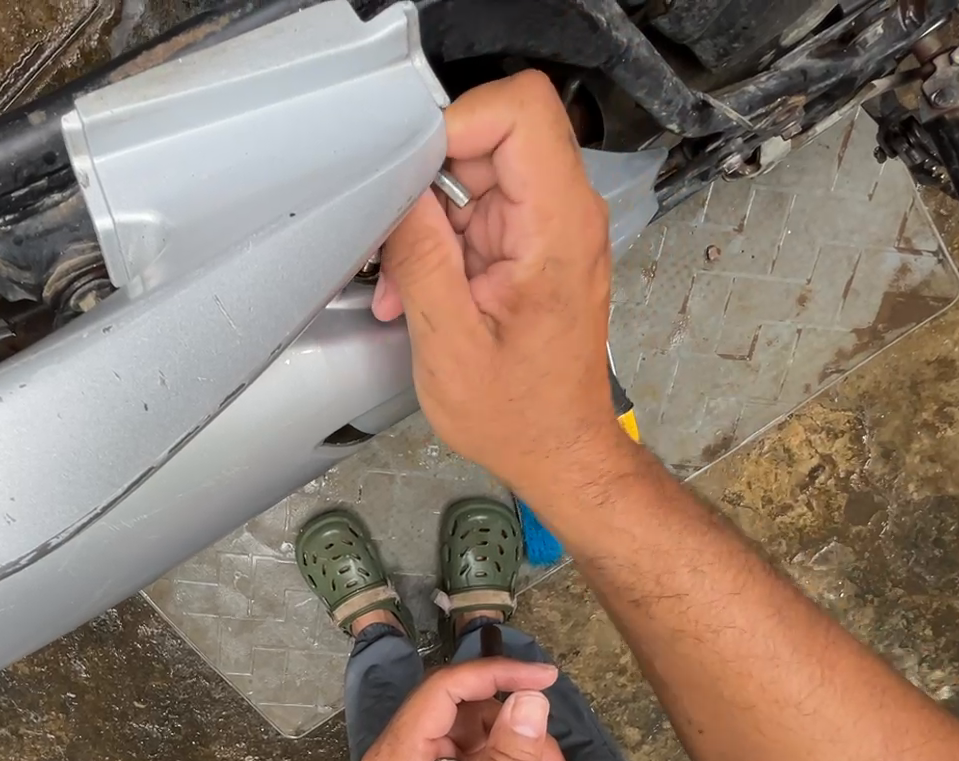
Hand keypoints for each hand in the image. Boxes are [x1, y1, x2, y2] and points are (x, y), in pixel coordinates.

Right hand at [372, 71, 628, 497]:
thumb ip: (421, 258)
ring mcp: (546, 232)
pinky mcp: (530, 251)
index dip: (453, 126)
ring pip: (474, 180)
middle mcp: (562, 216)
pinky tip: (419, 295)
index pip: (516, 112)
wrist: (557, 449)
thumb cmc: (517, 416)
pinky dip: (439, 250)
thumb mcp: (449, 343)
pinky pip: (475, 220)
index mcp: (555, 229)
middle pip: (489, 140)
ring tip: (403, 288)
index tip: (406, 178)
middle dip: (427, 186)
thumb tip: (396, 190)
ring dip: (427, 227)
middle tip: (396, 247)